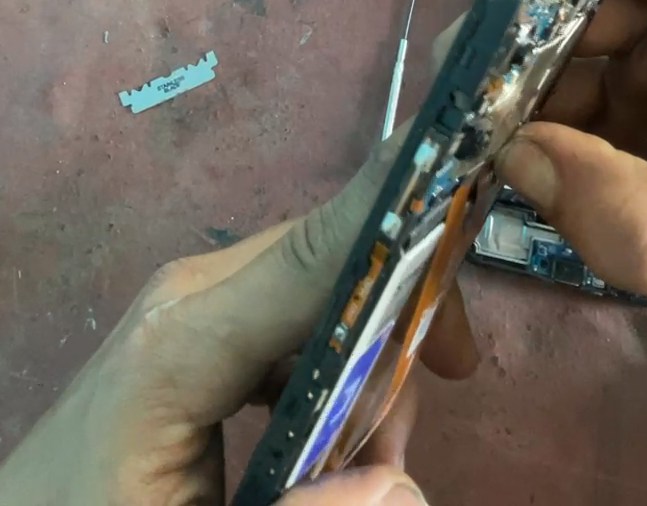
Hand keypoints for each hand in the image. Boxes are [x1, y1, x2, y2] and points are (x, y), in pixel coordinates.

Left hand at [0, 123, 475, 505]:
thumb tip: (405, 484)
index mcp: (186, 340)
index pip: (313, 254)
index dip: (389, 206)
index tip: (460, 172)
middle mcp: (192, 291)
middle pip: (329, 257)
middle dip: (400, 313)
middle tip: (432, 400)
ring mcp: (190, 297)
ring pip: (315, 278)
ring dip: (368, 338)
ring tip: (376, 435)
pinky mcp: (194, 316)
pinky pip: (288, 305)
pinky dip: (332, 346)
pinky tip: (334, 416)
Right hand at [480, 0, 646, 413]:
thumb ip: (639, 217)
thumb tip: (512, 153)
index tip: (501, 13)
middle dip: (514, 40)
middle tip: (463, 101)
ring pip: (556, 58)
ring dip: (508, 94)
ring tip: (467, 145)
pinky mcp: (637, 135)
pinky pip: (559, 114)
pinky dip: (520, 136)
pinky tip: (497, 171)